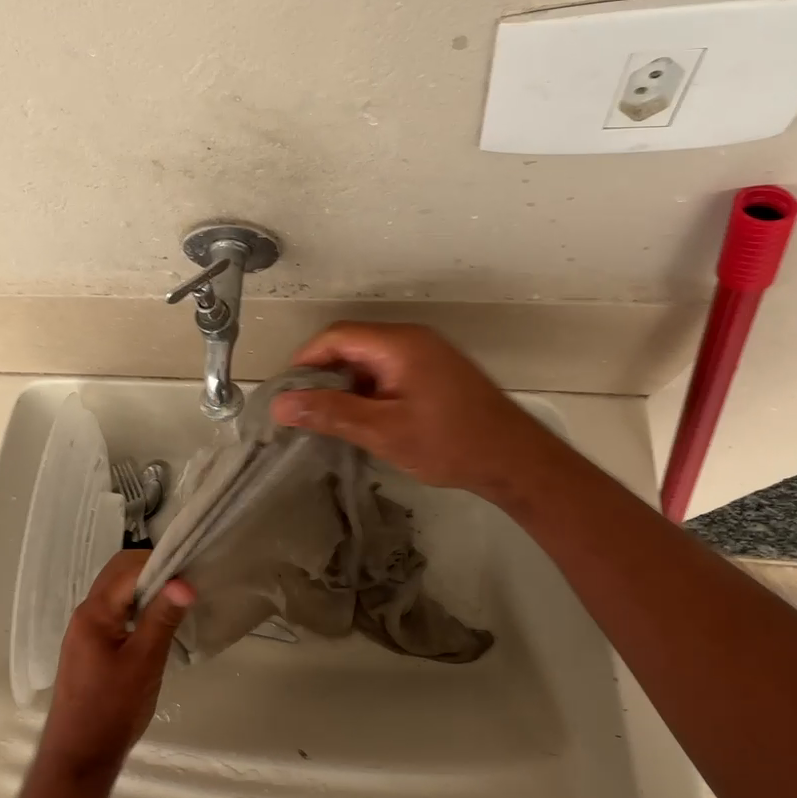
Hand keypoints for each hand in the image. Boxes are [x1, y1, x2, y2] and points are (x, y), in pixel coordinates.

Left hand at [36, 550, 194, 776]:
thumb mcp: (144, 662)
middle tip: (184, 582)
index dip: (160, 563)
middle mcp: (85, 613)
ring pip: (117, 592)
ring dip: (144, 588)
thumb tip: (184, 581)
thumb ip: (162, 618)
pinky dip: (136, 606)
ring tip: (175, 599)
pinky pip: (115, 611)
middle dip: (151, 569)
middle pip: (118, 573)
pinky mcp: (91, 647)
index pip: (128, 568)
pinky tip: (156, 622)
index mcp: (94, 611)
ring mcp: (86, 630)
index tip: (190, 570)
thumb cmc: (112, 710)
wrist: (79, 758)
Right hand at [269, 321, 567, 504]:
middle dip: (324, 375)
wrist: (515, 461)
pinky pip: (389, 370)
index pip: (336, 336)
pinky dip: (369, 390)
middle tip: (306, 411)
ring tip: (331, 421)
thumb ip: (330, 413)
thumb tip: (280, 404)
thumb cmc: (449, 443)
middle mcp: (412, 339)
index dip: (306, 361)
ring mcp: (427, 353)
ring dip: (347, 385)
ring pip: (369, 360)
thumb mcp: (382, 431)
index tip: (288, 394)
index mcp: (398, 343)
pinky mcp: (435, 371)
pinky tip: (366, 421)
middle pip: (352, 345)